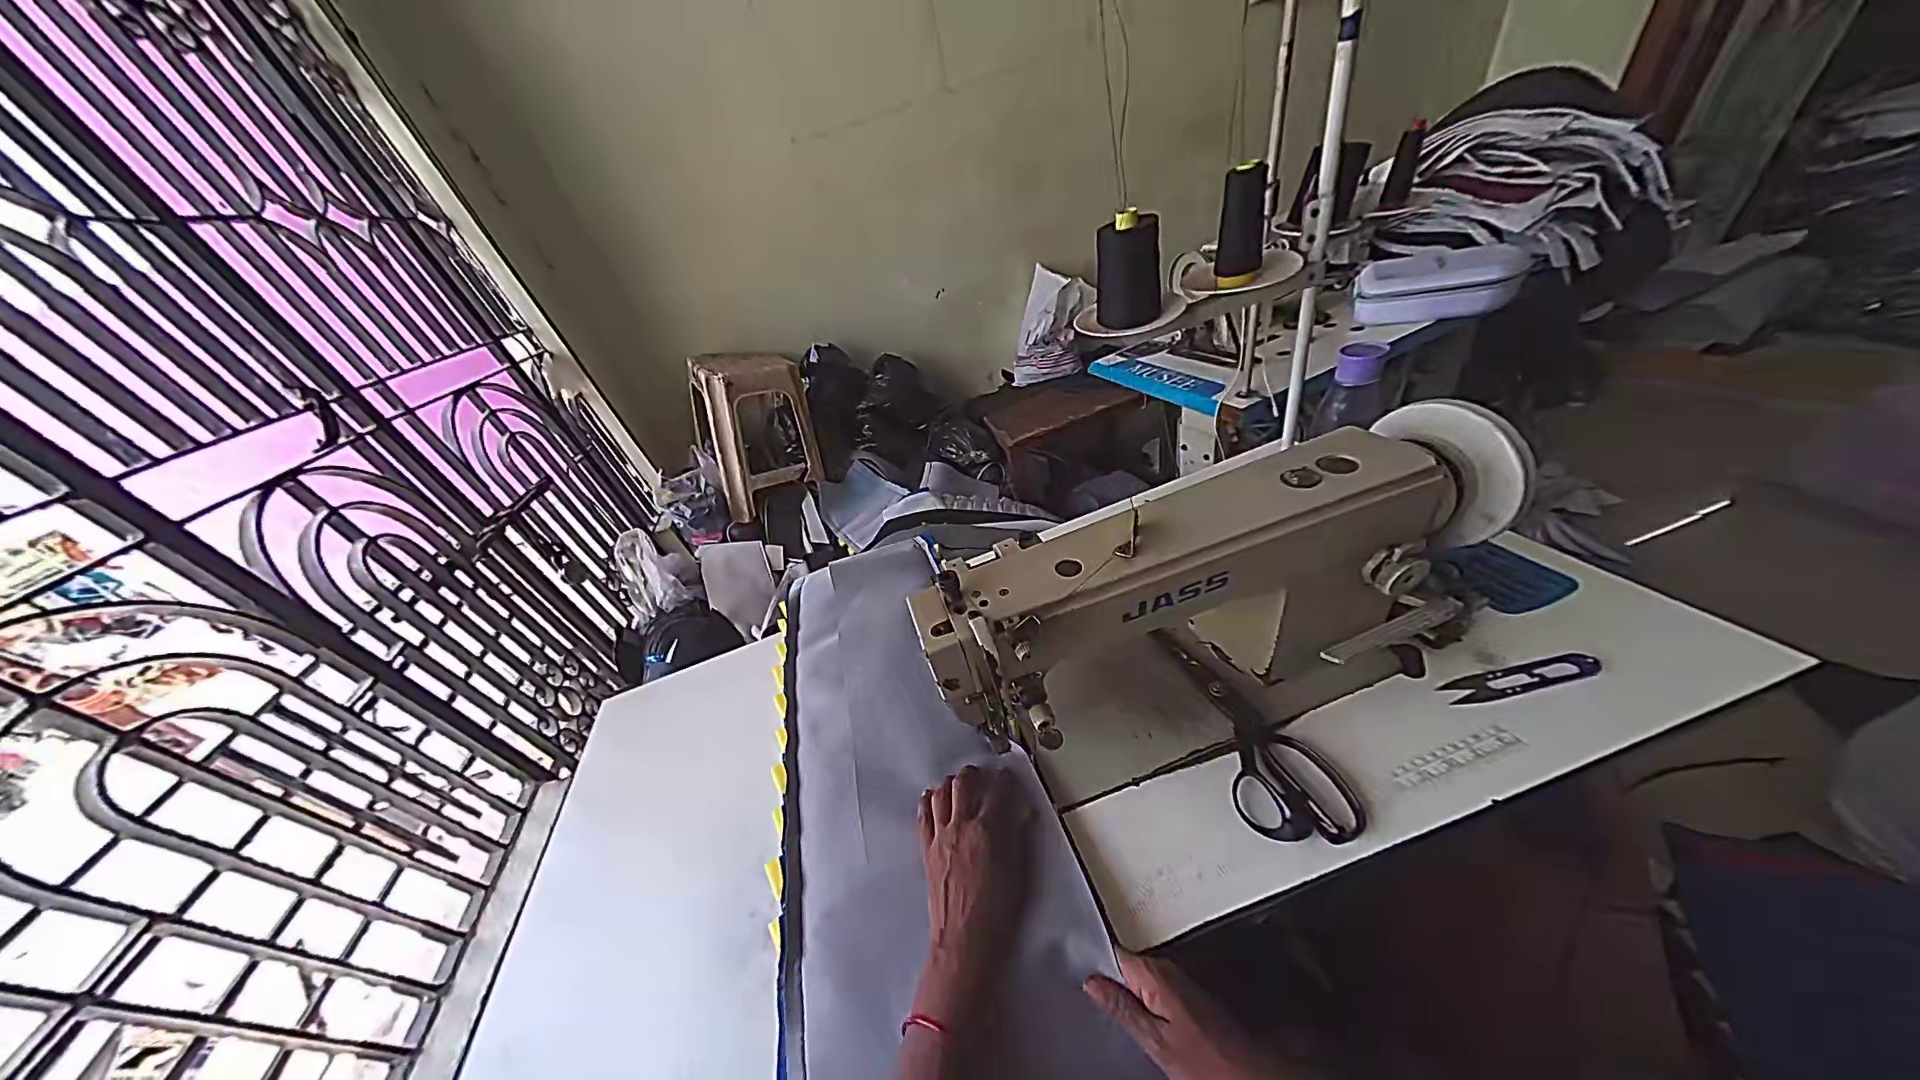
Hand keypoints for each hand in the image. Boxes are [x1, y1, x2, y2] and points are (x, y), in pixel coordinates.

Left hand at [912, 764, 1030, 1030]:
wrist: (965, 938)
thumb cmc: (995, 911)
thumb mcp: (1018, 870)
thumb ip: (1016, 836)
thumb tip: (1019, 815)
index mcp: (987, 830)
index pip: (998, 793)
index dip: (1005, 780)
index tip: (1007, 776)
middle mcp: (961, 827)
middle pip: (964, 785)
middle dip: (974, 774)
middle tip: (981, 773)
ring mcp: (941, 838)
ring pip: (941, 795)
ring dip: (950, 783)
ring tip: (957, 781)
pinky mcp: (928, 850)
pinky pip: (924, 817)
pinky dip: (927, 802)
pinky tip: (930, 797)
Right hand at [1085, 950, 1288, 1079]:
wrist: (1250, 1076)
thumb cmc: (1207, 1064)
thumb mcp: (1154, 1041)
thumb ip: (1121, 1007)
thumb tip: (1092, 983)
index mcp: (1155, 974)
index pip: (1113, 953)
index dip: (1096, 965)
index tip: (1084, 979)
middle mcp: (1167, 969)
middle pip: (1125, 966)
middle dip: (1112, 983)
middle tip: (1101, 1006)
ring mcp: (1178, 980)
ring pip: (1139, 979)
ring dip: (1129, 995)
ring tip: (1123, 1019)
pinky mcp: (1186, 994)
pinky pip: (1154, 989)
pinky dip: (1145, 1003)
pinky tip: (1145, 1023)